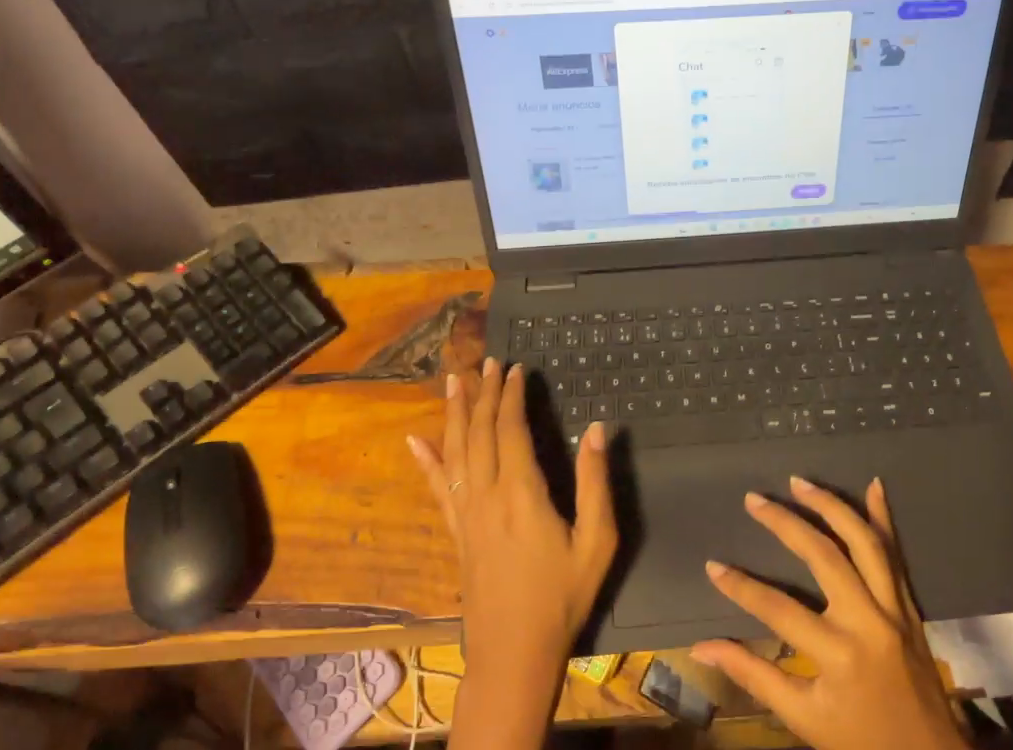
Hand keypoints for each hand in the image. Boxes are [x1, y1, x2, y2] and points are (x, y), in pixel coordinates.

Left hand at [407, 357, 615, 679]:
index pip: (511, 429)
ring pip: (454, 452)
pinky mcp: (456, 533)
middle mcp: (487, 495)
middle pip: (479, 432)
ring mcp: (465, 514)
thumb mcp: (598, 542)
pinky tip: (415, 441)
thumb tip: (596, 429)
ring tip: (452, 382)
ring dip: (454, 414)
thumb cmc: (562, 596)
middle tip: (484, 361)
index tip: (514, 368)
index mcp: (522, 492)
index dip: (511, 396)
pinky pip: (437, 488)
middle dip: (482, 393)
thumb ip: (596, 483)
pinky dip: (426, 461)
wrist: (514, 651)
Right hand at [691, 477, 969, 749]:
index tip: (712, 565)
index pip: (778, 609)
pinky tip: (874, 486)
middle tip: (754, 499)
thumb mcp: (803, 717)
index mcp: (838, 653)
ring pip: (865, 543)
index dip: (742, 586)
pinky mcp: (910, 606)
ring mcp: (894, 608)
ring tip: (800, 482)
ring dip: (831, 507)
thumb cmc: (859, 740)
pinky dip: (884, 520)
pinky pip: (896, 555)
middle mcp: (869, 620)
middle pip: (825, 557)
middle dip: (786, 524)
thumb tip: (702, 647)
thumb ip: (753, 675)